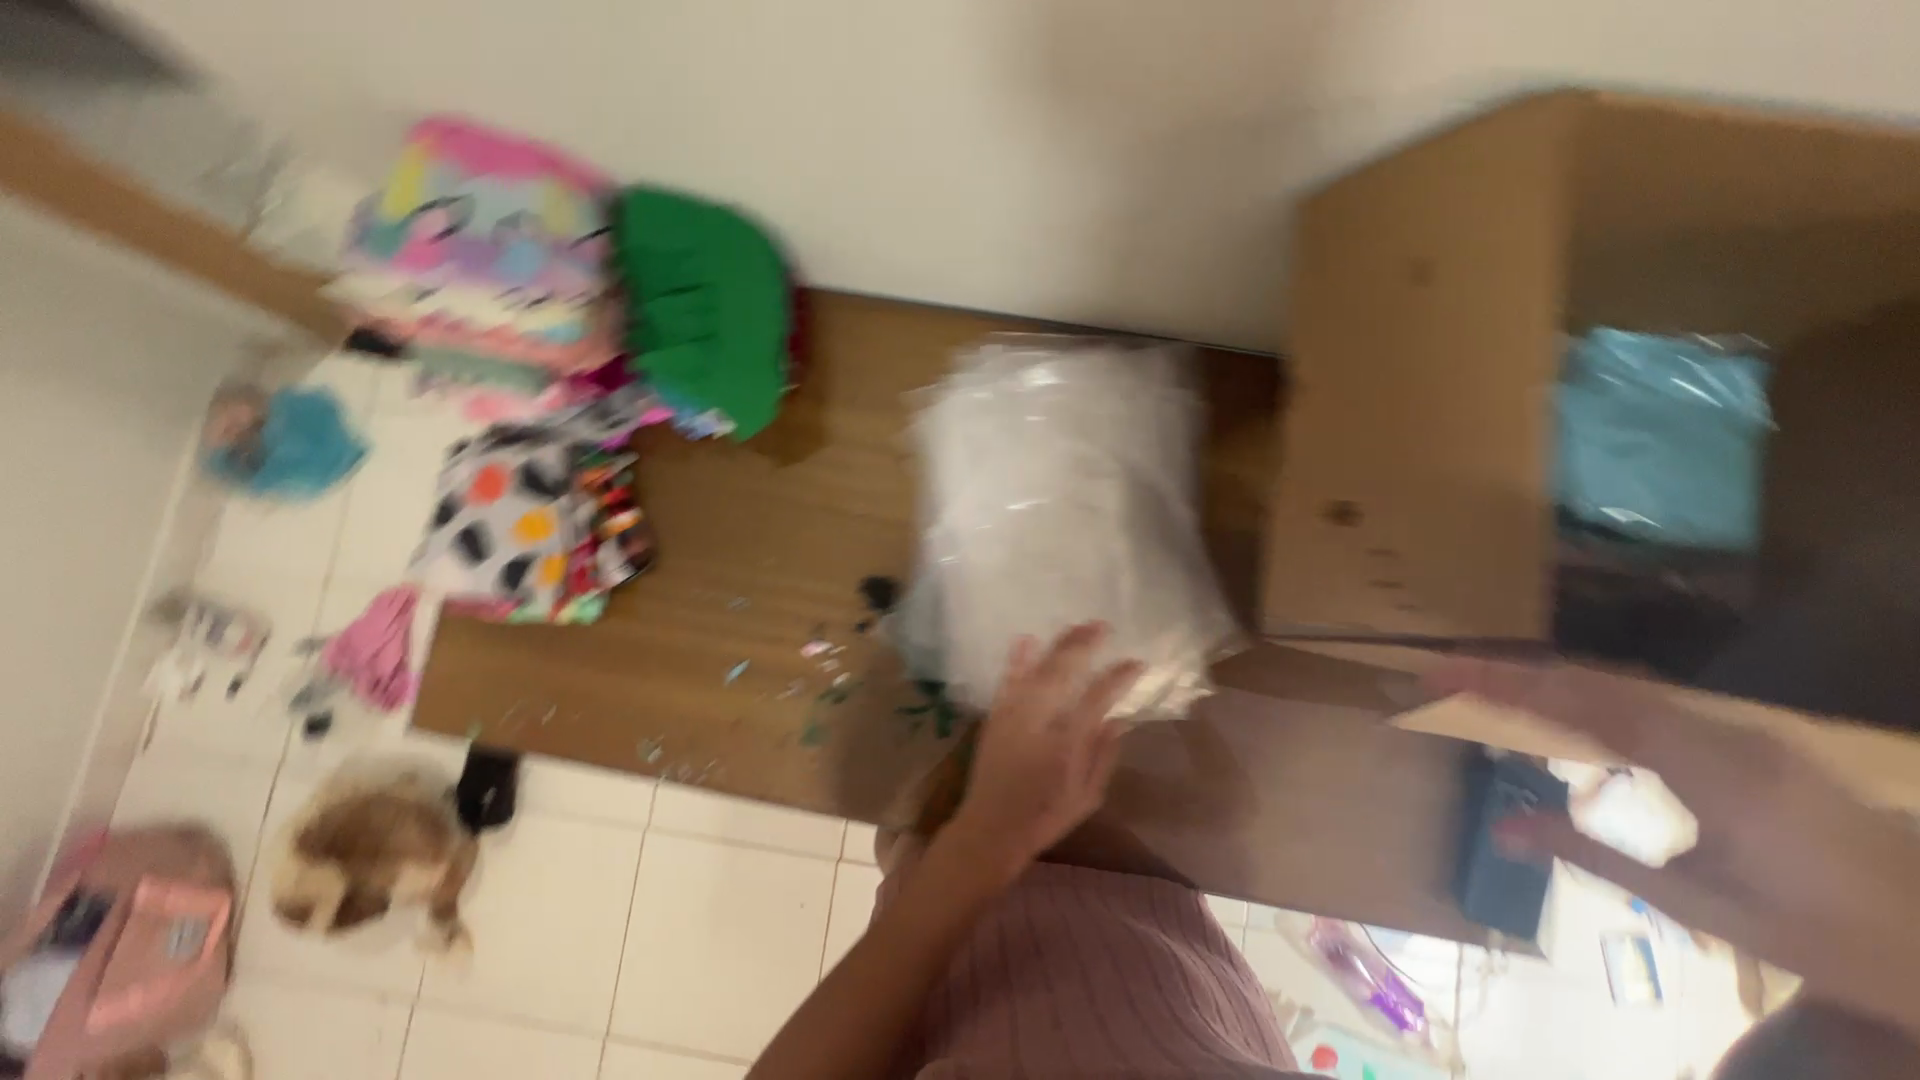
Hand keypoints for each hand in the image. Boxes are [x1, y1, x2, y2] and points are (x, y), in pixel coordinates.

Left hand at [945, 623, 1143, 875]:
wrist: (990, 828)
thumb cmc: (1044, 817)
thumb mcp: (1086, 796)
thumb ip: (1104, 755)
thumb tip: (1119, 719)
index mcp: (1067, 742)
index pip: (1098, 697)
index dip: (1118, 677)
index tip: (1136, 663)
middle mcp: (1039, 720)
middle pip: (1064, 671)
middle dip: (1085, 645)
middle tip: (1103, 627)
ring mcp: (1013, 714)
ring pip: (1038, 669)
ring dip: (1058, 645)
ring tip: (1077, 627)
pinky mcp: (995, 716)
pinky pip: (1007, 680)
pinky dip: (1016, 659)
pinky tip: (1025, 639)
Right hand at [1429, 660, 1919, 1036]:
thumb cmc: (1828, 936)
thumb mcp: (1704, 908)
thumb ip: (1595, 855)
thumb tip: (1499, 827)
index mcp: (1715, 773)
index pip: (1587, 706)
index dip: (1507, 684)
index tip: (1443, 675)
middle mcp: (1726, 735)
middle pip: (1598, 683)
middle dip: (1513, 673)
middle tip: (1444, 673)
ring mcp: (1742, 732)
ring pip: (1622, 686)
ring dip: (1545, 680)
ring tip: (1480, 683)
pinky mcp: (1746, 740)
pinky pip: (1649, 704)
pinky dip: (1585, 697)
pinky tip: (1554, 708)